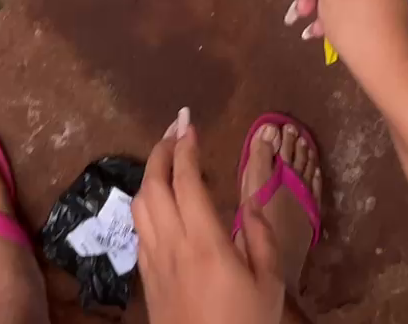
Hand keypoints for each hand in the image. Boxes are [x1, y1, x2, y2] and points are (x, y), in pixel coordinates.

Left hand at [133, 109, 284, 323]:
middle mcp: (172, 246)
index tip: (189, 123)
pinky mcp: (147, 281)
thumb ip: (259, 235)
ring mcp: (154, 264)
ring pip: (139, 206)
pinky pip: (139, 230)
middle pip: (152, 185)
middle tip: (176, 130)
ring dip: (149, 175)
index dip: (184, 147)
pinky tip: (162, 203)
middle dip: (161, 150)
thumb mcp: (268, 283)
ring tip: (167, 159)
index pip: (185, 180)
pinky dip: (146, 203)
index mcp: (204, 242)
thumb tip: (249, 198)